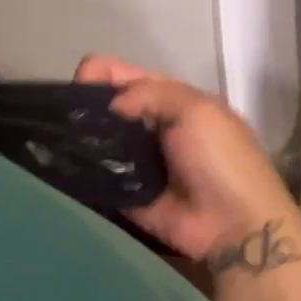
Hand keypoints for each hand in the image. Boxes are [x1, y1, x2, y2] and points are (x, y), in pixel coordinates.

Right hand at [75, 56, 300, 264]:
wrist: (234, 228)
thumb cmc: (222, 162)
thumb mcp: (199, 110)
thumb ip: (147, 92)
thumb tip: (108, 106)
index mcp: (168, 99)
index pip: (117, 72)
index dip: (95, 74)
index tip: (81, 90)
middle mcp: (146, 122)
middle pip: (99, 100)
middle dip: (81, 103)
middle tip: (72, 117)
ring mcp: (131, 155)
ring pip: (90, 132)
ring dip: (78, 133)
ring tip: (65, 139)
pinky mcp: (119, 183)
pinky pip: (89, 165)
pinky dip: (79, 161)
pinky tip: (68, 160)